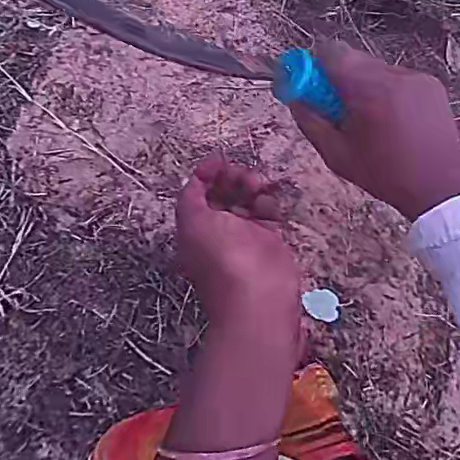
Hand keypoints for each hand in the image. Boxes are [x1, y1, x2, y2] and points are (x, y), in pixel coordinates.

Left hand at [173, 157, 300, 336]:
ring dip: (252, 185)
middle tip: (243, 176)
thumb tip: (199, 176)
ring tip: (259, 186)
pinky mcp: (268, 237)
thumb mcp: (193, 222)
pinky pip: (267, 210)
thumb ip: (191, 195)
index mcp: (194, 225)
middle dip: (232, 177)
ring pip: (247, 197)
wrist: (259, 298)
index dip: (207, 173)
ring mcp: (244, 233)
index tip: (220, 161)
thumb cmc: (222, 259)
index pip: (198, 190)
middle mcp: (217, 228)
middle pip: (223, 190)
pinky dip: (268, 201)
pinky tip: (268, 204)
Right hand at [288, 41, 459, 220]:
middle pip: (354, 58)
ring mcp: (416, 77)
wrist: (440, 186)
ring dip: (365, 85)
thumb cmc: (385, 174)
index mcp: (368, 89)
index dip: (316, 67)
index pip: (331, 52)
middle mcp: (393, 75)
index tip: (313, 88)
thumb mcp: (337, 154)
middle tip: (338, 109)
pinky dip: (389, 91)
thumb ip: (310, 121)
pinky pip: (399, 78)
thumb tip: (294, 98)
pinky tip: (394, 120)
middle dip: (340, 78)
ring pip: (376, 68)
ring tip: (371, 120)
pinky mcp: (431, 84)